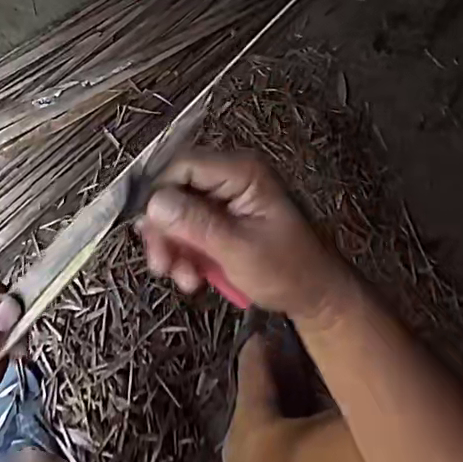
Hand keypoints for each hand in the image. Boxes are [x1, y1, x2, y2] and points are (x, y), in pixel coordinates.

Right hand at [136, 151, 353, 322]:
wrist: (316, 296)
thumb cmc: (288, 270)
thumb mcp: (239, 249)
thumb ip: (196, 224)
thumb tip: (153, 202)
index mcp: (241, 171)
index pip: (183, 165)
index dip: (158, 193)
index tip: (146, 229)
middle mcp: (230, 176)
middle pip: (176, 189)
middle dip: (165, 229)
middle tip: (160, 264)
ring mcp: (225, 197)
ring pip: (178, 211)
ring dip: (173, 246)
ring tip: (181, 278)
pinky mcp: (221, 218)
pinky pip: (189, 227)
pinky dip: (184, 252)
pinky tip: (191, 277)